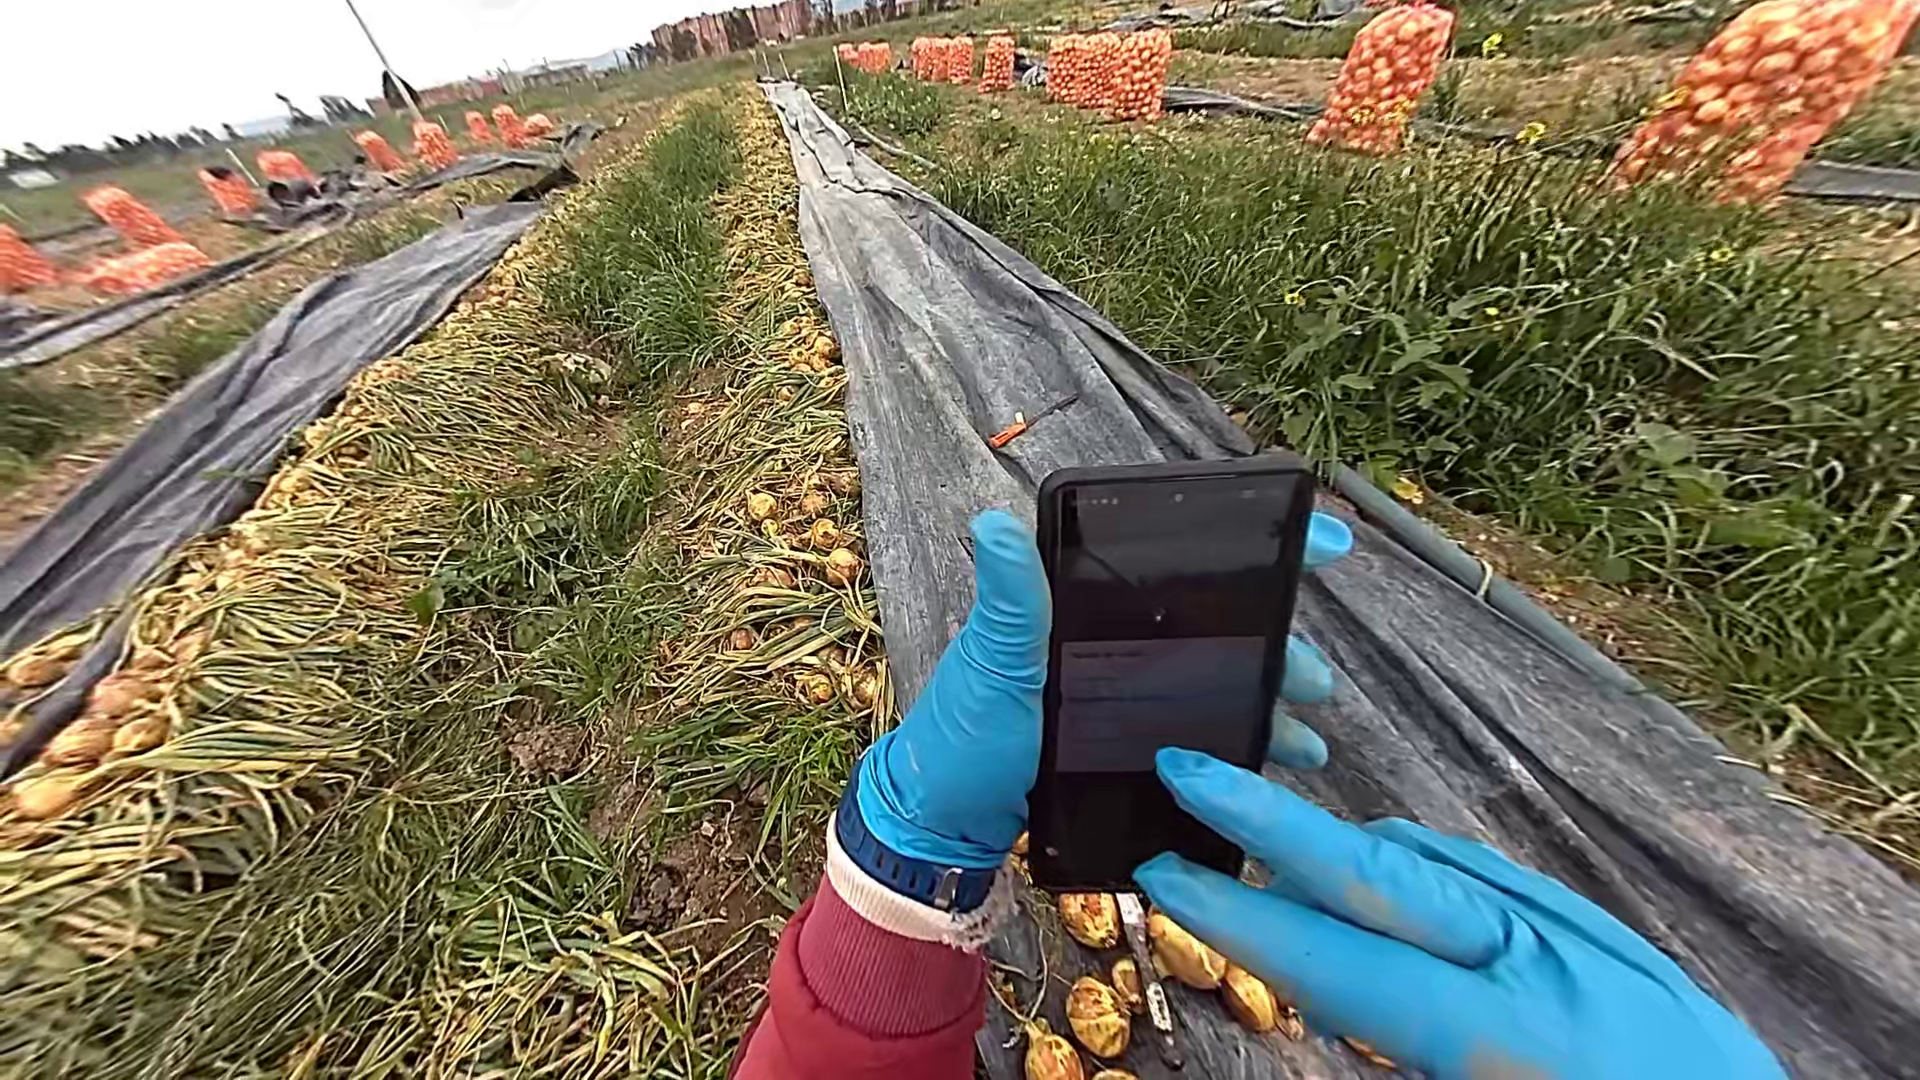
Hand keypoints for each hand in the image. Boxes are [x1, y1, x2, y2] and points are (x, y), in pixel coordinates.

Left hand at [855, 507, 1353, 868]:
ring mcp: (1117, 682)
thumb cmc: (968, 732)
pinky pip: (1194, 722)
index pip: (1159, 556)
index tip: (1312, 544)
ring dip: (1261, 690)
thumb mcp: (994, 660)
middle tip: (1310, 674)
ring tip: (1302, 725)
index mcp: (1073, 600)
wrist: (954, 815)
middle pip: (1202, 618)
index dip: (1236, 543)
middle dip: (1267, 635)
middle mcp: (1102, 632)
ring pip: (1207, 672)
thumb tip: (994, 518)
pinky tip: (1270, 757)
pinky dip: (1236, 734)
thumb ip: (1008, 597)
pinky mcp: (1125, 730)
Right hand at [1136, 750, 1786, 1079]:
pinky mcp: (1577, 916)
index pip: (1349, 962)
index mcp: (1534, 1038)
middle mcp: (1554, 959)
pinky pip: (1449, 872)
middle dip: (1267, 814)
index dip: (1243, 918)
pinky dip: (1383, 882)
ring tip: (1268, 894)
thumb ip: (1378, 1046)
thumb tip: (1298, 992)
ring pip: (1410, 856)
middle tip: (1181, 766)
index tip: (1163, 877)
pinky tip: (1364, 917)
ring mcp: (1573, 926)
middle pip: (1381, 861)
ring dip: (1321, 862)